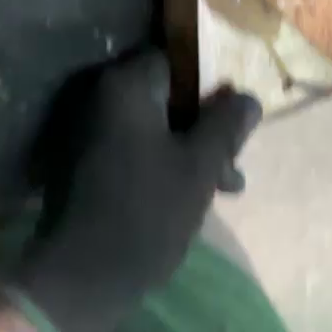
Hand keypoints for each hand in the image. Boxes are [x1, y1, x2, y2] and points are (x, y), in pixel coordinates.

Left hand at [14, 51, 260, 331]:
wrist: (85, 270)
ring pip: (150, 124)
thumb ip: (225, 126)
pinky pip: (130, 144)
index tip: (231, 123)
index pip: (173, 61)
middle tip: (231, 170)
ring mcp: (88, 125)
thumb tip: (248, 97)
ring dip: (185, 150)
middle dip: (201, 128)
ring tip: (221, 189)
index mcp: (125, 84)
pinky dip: (157, 161)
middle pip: (163, 95)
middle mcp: (101, 94)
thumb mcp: (199, 167)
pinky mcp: (84, 156)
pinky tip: (185, 195)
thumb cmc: (147, 209)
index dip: (207, 88)